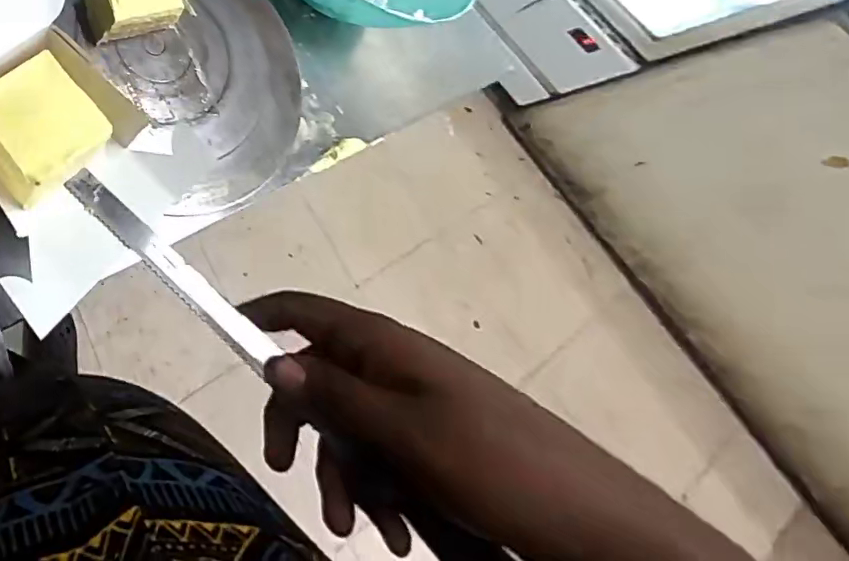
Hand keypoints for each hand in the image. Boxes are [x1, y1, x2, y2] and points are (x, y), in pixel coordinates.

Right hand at [239, 291, 746, 560]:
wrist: (619, 540)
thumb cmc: (501, 469)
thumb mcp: (406, 435)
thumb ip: (333, 395)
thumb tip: (272, 360)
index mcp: (381, 345)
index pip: (302, 310)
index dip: (261, 315)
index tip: (228, 335)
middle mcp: (394, 368)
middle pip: (320, 381)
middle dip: (305, 430)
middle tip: (285, 469)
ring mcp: (420, 409)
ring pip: (353, 432)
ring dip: (351, 479)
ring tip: (372, 534)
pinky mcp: (444, 449)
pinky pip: (391, 462)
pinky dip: (388, 498)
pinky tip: (404, 538)